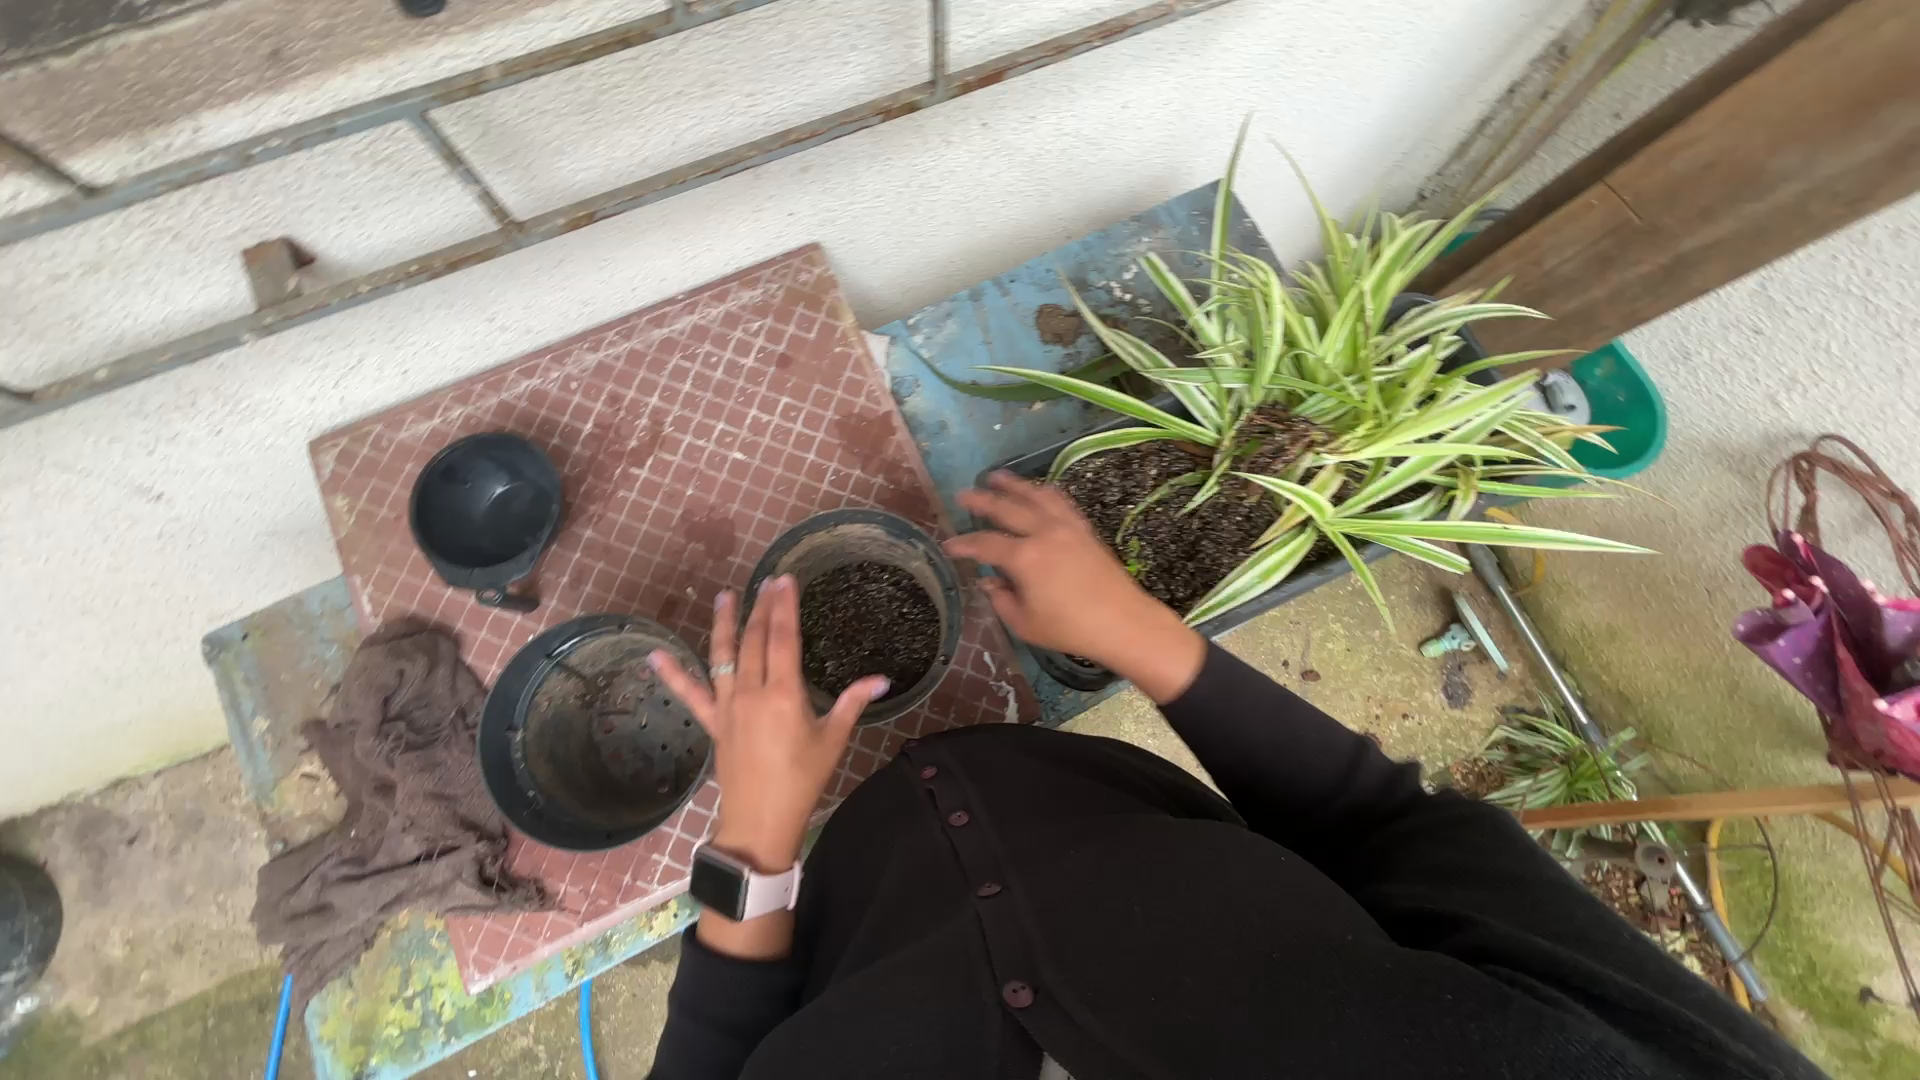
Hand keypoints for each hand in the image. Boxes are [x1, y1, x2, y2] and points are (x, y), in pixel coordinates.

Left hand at [649, 577, 889, 875]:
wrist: (760, 820)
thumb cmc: (803, 780)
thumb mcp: (833, 739)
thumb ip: (852, 703)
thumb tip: (882, 680)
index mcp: (783, 694)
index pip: (783, 638)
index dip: (784, 607)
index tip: (785, 581)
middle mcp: (751, 692)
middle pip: (754, 640)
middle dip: (761, 607)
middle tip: (767, 582)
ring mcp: (727, 706)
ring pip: (723, 656)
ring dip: (724, 624)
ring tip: (724, 596)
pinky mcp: (713, 723)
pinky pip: (691, 694)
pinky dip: (673, 675)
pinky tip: (654, 656)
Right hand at [946, 472, 1205, 702]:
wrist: (1123, 622)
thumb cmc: (1071, 628)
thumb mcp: (1025, 623)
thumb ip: (1001, 599)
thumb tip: (989, 581)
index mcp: (1025, 558)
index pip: (985, 544)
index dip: (963, 544)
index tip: (948, 545)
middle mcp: (1044, 533)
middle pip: (1007, 508)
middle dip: (982, 500)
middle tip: (963, 494)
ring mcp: (1067, 527)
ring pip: (1035, 496)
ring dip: (1014, 484)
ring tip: (996, 476)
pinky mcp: (1084, 529)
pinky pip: (1060, 501)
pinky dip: (1044, 492)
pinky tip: (1037, 490)